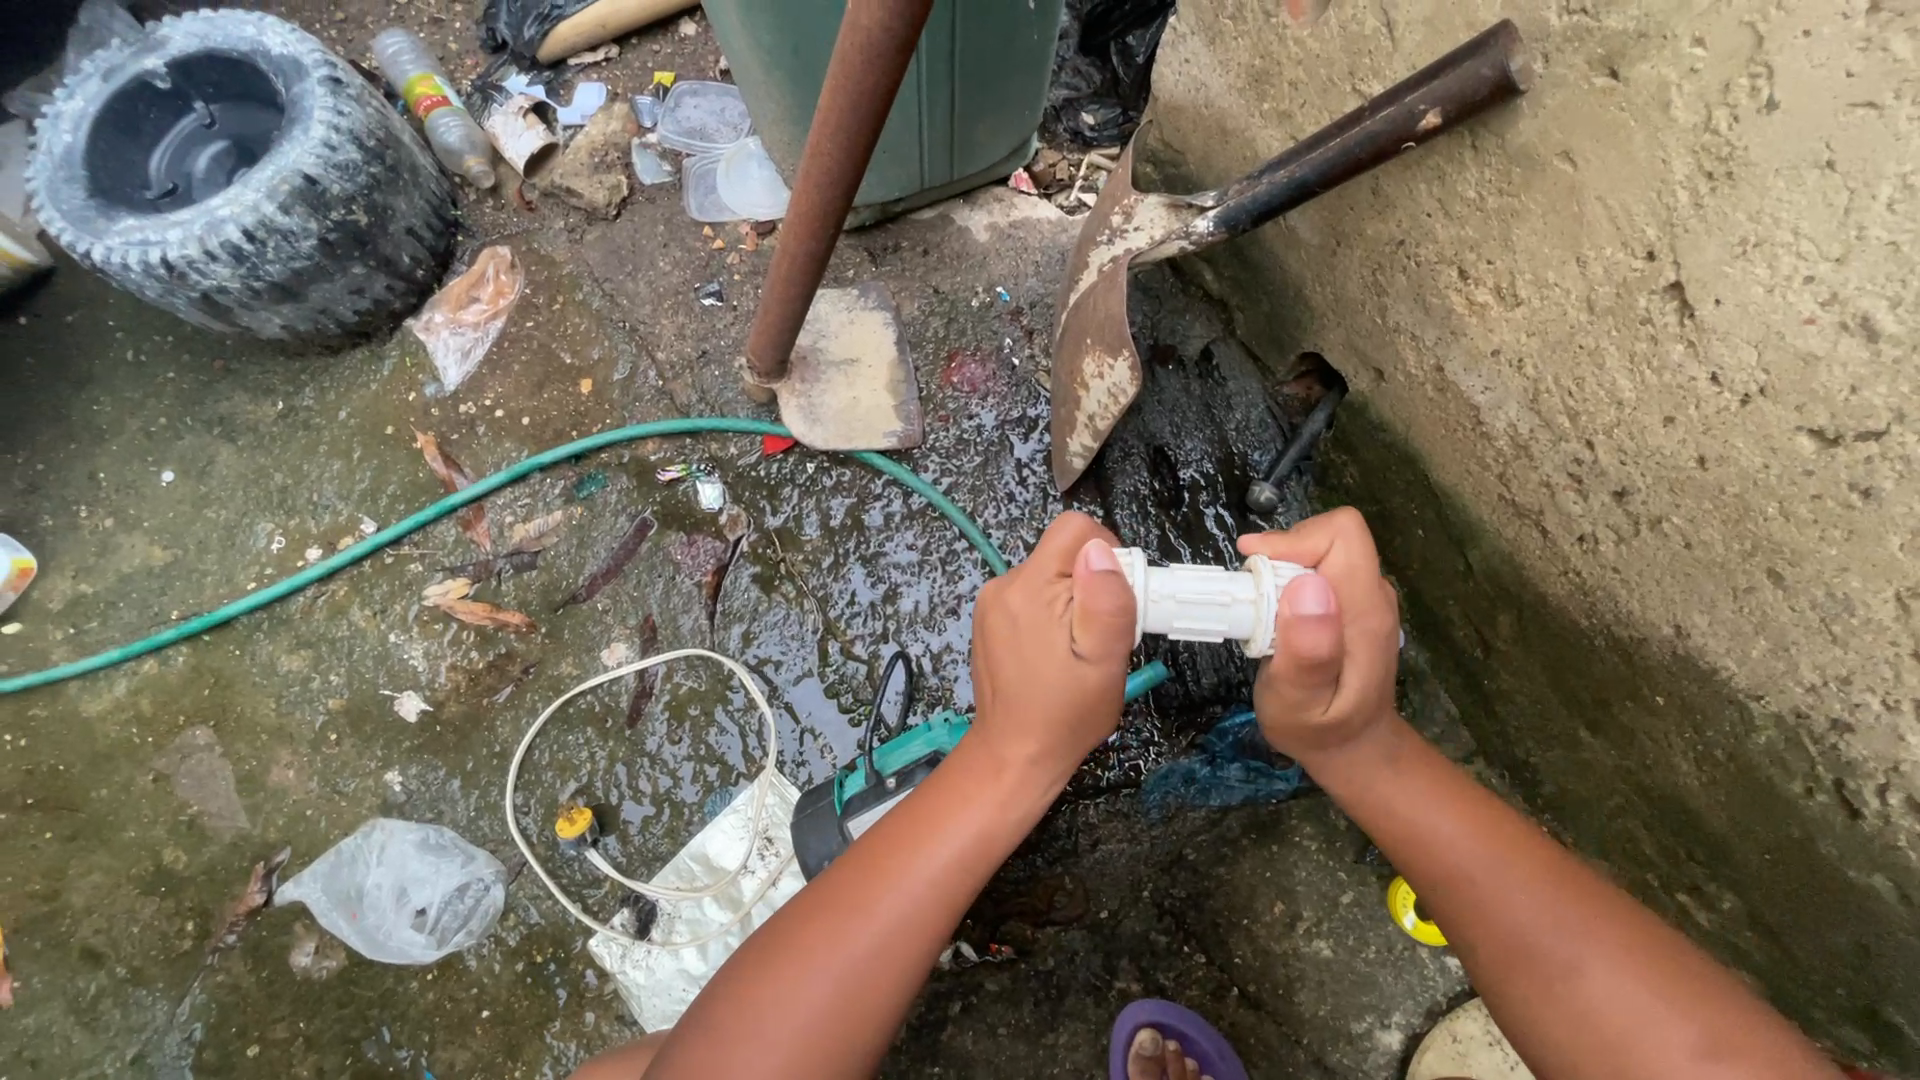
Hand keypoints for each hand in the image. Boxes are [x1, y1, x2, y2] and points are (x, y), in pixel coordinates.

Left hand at [969, 511, 1137, 787]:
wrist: (1015, 752)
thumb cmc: (1066, 713)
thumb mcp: (1104, 662)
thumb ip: (1106, 602)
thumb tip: (1100, 549)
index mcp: (1030, 588)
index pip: (1074, 529)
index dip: (1108, 552)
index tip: (1118, 596)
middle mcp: (1004, 585)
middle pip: (1062, 552)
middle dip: (1091, 583)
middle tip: (1101, 633)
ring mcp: (991, 601)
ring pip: (1049, 574)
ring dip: (1072, 600)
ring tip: (1078, 648)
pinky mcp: (989, 618)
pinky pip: (1031, 594)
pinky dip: (1050, 612)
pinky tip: (1056, 651)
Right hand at [1237, 507, 1401, 760]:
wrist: (1352, 748)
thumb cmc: (1318, 729)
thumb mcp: (1300, 701)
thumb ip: (1308, 649)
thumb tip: (1308, 585)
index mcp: (1365, 612)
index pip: (1342, 536)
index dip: (1293, 540)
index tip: (1253, 569)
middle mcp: (1371, 595)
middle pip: (1329, 535)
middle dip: (1281, 553)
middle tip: (1251, 598)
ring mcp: (1363, 597)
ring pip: (1321, 547)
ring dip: (1280, 567)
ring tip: (1259, 611)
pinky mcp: (1349, 601)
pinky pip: (1316, 567)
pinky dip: (1285, 579)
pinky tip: (1272, 615)